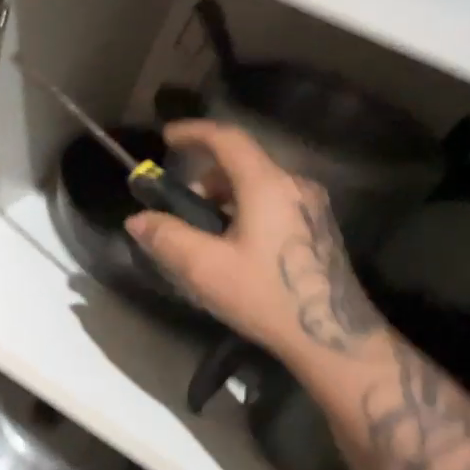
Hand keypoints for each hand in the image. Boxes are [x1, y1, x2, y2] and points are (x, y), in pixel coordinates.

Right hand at [125, 121, 387, 363]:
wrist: (331, 335)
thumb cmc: (266, 296)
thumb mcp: (205, 269)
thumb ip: (167, 238)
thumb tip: (137, 220)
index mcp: (268, 186)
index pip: (228, 140)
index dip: (194, 133)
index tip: (166, 139)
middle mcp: (295, 186)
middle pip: (242, 165)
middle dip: (203, 180)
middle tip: (178, 212)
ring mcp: (311, 207)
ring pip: (257, 187)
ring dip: (223, 201)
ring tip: (202, 240)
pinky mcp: (316, 229)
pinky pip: (272, 205)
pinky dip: (243, 214)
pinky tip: (231, 251)